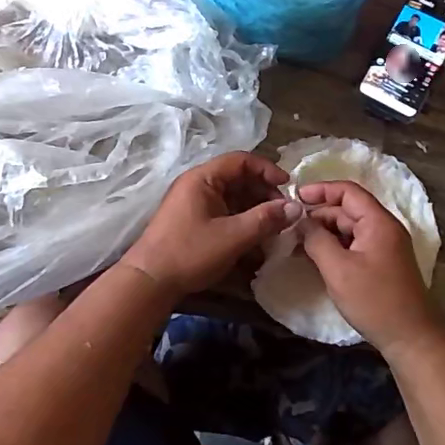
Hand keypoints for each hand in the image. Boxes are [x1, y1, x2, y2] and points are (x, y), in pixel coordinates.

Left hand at [124, 152, 299, 298]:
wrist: (148, 284)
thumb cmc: (190, 253)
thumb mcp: (234, 236)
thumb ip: (266, 219)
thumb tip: (296, 208)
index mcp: (203, 179)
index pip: (242, 160)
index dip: (267, 169)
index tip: (287, 186)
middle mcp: (198, 185)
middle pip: (239, 178)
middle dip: (265, 194)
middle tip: (284, 212)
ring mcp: (194, 204)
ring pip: (234, 198)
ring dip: (256, 210)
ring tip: (274, 228)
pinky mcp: (193, 222)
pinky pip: (225, 213)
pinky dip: (243, 222)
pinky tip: (256, 240)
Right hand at [297, 181, 444, 356]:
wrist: (410, 336)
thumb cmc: (374, 300)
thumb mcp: (338, 269)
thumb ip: (317, 240)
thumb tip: (302, 222)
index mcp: (378, 221)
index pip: (348, 191)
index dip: (321, 190)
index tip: (295, 197)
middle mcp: (384, 227)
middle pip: (348, 209)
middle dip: (318, 215)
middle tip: (290, 227)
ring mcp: (385, 245)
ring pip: (350, 228)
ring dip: (324, 233)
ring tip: (296, 244)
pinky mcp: (382, 263)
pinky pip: (355, 244)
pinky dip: (335, 247)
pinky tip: (314, 258)